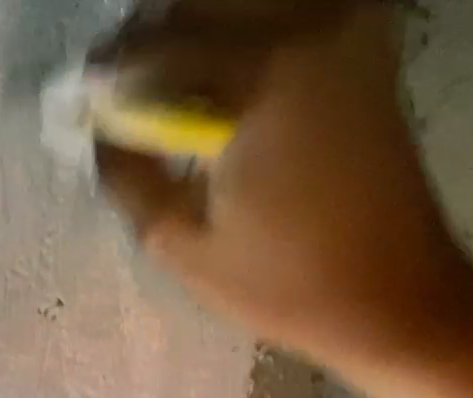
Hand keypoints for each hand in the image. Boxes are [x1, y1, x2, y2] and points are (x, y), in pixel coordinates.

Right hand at [93, 1, 472, 363]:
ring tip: (167, 78)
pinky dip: (245, 31)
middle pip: (204, 0)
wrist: (391, 293)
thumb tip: (99, 129)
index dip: (109, 68)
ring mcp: (349, 27)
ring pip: (247, 0)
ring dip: (198, 26)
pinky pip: (288, 13)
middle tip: (119, 81)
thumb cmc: (281, 282)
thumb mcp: (179, 242)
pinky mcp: (367, 43)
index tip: (80, 94)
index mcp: (263, 75)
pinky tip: (220, 78)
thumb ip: (127, 175)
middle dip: (151, 33)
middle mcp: (311, 27)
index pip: (159, 43)